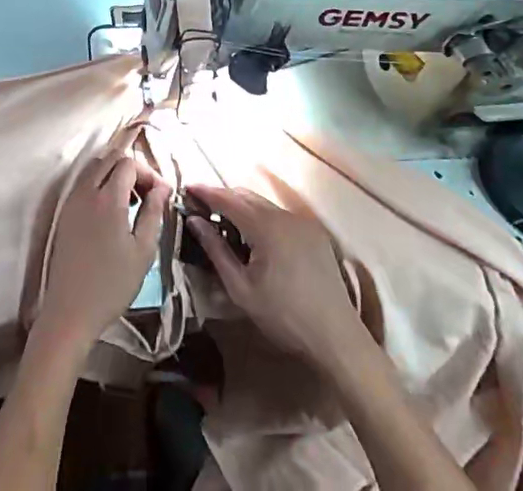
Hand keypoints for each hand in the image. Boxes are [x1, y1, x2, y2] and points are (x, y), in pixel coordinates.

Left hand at [38, 152, 170, 346]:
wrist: (70, 311)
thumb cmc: (113, 284)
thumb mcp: (143, 251)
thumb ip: (153, 213)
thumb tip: (162, 188)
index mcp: (108, 198)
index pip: (129, 164)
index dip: (149, 173)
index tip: (161, 195)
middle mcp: (86, 192)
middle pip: (110, 159)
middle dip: (132, 169)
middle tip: (147, 195)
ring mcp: (71, 202)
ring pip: (94, 168)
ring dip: (114, 175)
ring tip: (131, 203)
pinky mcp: (63, 214)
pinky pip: (83, 184)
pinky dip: (100, 185)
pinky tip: (111, 213)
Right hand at [185, 184, 367, 372]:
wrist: (334, 334)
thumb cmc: (282, 315)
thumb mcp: (241, 287)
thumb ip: (216, 250)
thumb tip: (195, 221)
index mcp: (266, 226)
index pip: (229, 199)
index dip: (206, 192)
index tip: (187, 188)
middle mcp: (286, 216)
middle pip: (247, 196)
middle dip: (222, 197)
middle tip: (200, 207)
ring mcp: (303, 223)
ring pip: (264, 205)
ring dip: (242, 207)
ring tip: (223, 222)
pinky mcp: (314, 233)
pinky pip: (280, 216)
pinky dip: (261, 217)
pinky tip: (254, 237)